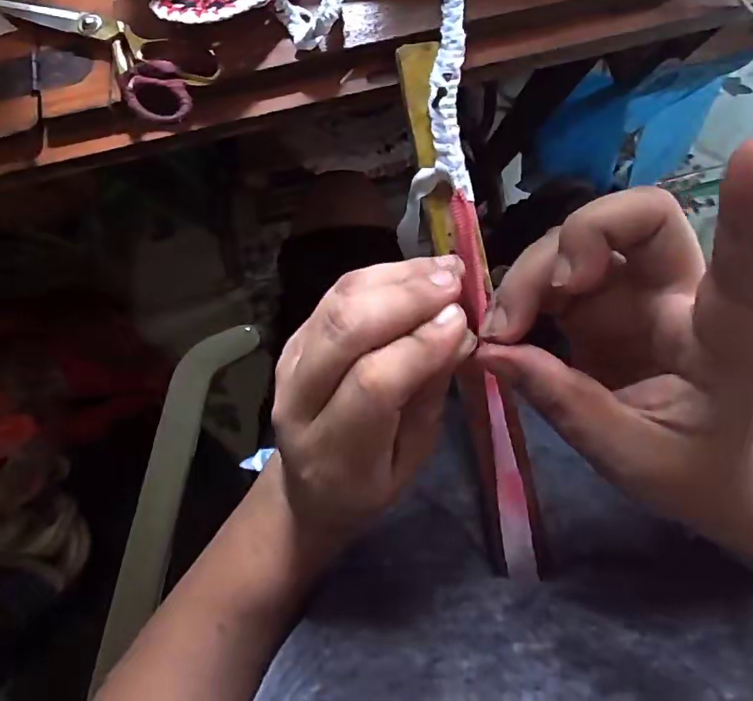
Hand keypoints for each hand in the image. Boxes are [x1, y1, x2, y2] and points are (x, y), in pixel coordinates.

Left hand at [271, 255, 477, 549]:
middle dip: (406, 298)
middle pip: (345, 328)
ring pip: (339, 299)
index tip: (462, 319)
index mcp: (330, 450)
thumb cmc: (368, 482)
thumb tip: (458, 331)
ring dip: (396, 277)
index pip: (372, 382)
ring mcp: (290, 357)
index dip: (420, 344)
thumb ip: (428, 395)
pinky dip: (382, 274)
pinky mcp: (295, 332)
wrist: (306, 484)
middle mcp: (298, 396)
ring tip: (444, 268)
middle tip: (455, 283)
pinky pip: (337, 291)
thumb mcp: (410, 458)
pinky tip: (418, 270)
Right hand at [477, 139, 752, 559]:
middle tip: (551, 293)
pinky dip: (521, 285)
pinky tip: (505, 325)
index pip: (752, 276)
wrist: (706, 477)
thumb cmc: (692, 472)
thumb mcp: (631, 458)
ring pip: (584, 233)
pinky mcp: (603, 293)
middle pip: (646, 216)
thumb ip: (564, 403)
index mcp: (727, 346)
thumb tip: (491, 350)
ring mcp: (640, 287)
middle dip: (583, 233)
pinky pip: (554, 261)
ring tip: (503, 331)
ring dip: (534, 270)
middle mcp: (684, 295)